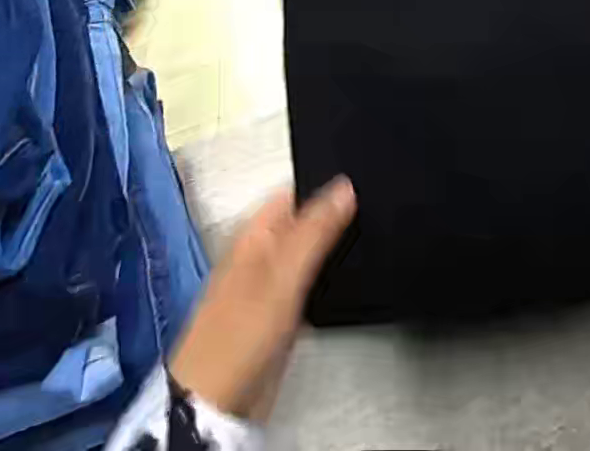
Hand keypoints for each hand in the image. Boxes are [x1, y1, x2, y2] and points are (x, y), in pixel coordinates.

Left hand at [169, 177, 355, 420]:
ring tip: (367, 240)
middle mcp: (262, 252)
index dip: (325, 187)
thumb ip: (316, 228)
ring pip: (308, 253)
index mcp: (256, 232)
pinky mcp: (279, 313)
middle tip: (371, 214)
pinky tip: (347, 280)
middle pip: (304, 221)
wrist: (218, 403)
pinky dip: (326, 279)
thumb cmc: (241, 333)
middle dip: (333, 218)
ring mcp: (269, 283)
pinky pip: (308, 283)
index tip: (362, 186)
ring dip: (331, 249)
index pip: (295, 192)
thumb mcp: (285, 272)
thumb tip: (344, 187)